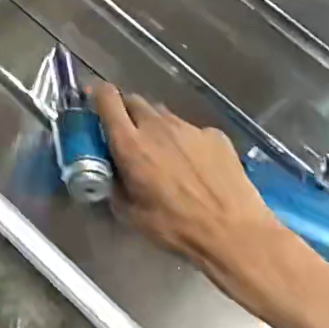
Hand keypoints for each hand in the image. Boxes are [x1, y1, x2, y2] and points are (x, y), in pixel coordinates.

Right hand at [92, 83, 313, 315]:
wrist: (234, 232)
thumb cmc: (176, 227)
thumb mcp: (131, 214)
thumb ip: (115, 186)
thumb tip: (110, 176)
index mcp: (130, 144)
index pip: (107, 99)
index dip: (98, 95)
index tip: (94, 101)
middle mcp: (157, 127)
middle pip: (134, 101)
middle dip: (126, 112)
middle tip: (127, 134)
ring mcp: (189, 128)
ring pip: (163, 115)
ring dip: (154, 126)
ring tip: (162, 153)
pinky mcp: (215, 135)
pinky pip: (191, 130)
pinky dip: (185, 141)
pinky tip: (194, 166)